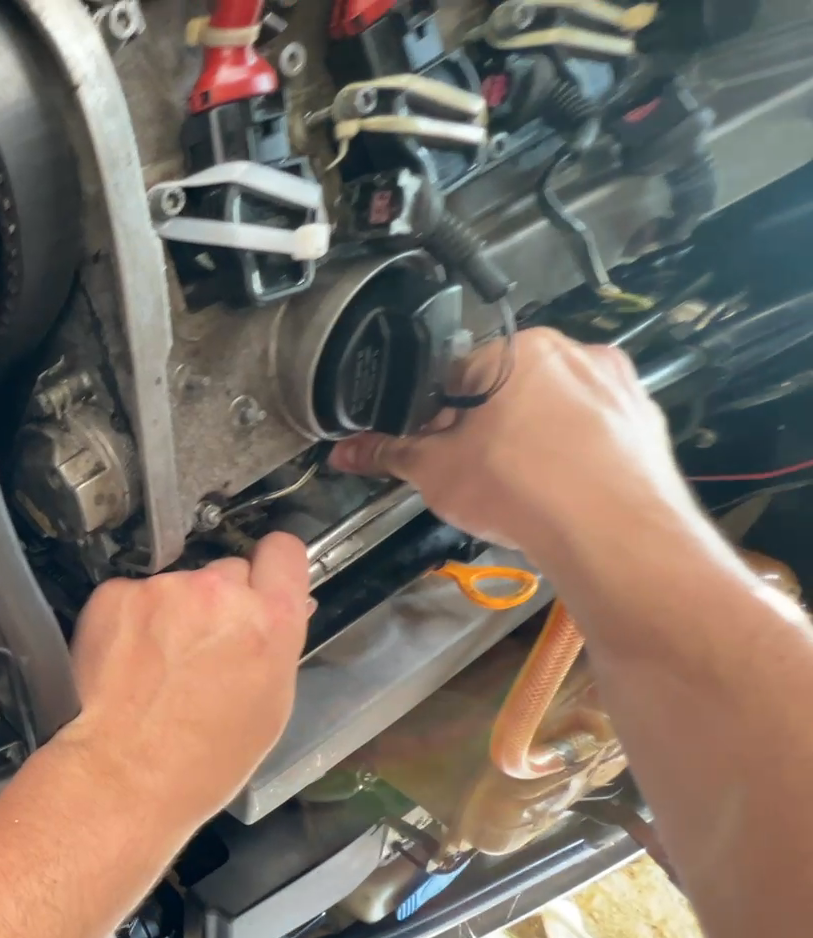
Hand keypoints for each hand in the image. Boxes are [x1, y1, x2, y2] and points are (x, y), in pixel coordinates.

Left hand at [58, 533, 311, 822]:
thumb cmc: (201, 758)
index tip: (264, 571)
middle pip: (224, 573)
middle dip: (216, 601)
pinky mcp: (114, 595)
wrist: (124, 769)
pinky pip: (129, 595)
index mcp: (269, 620)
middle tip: (199, 644)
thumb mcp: (269, 704)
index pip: (284, 552)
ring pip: (173, 587)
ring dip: (168, 611)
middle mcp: (216, 593)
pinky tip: (125, 658)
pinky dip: (127, 618)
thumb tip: (267, 616)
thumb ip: (271, 644)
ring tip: (155, 663)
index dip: (272, 563)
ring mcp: (160, 590)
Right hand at [328, 328, 693, 556]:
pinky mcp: (648, 419)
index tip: (429, 449)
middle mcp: (575, 353)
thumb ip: (385, 453)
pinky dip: (564, 450)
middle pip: (502, 389)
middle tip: (465, 467)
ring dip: (521, 437)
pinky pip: (587, 428)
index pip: (451, 378)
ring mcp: (620, 385)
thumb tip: (342, 452)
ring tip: (509, 482)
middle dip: (479, 425)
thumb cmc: (514, 485)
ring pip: (546, 407)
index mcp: (517, 350)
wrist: (613, 533)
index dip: (431, 418)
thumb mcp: (430, 469)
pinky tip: (550, 486)